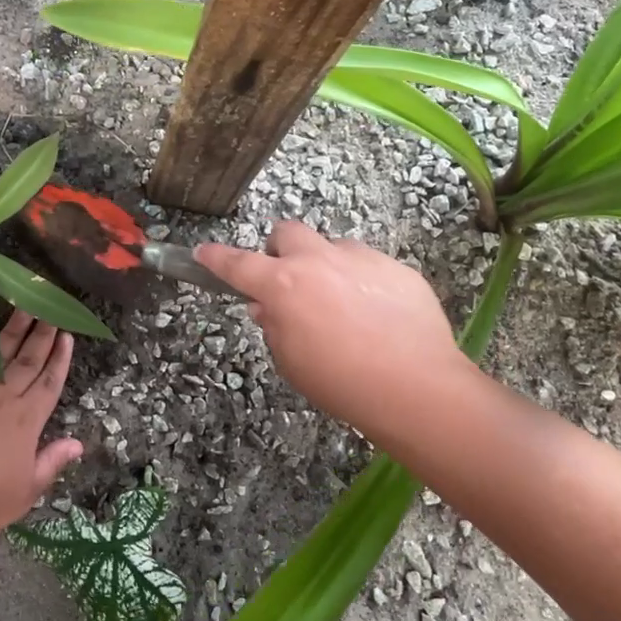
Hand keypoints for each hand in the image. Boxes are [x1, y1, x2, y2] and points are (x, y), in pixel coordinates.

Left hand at [0, 312, 82, 537]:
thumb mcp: (27, 490)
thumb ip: (52, 462)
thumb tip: (78, 443)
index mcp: (27, 421)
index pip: (49, 383)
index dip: (60, 359)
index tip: (67, 336)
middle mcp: (3, 398)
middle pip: (27, 361)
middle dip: (42, 336)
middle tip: (50, 312)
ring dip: (13, 330)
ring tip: (24, 309)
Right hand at [194, 222, 468, 439]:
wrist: (417, 389)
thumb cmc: (342, 383)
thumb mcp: (291, 363)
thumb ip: (274, 327)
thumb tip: (269, 308)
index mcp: (283, 284)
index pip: (237, 263)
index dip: (216, 258)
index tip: (204, 253)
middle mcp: (318, 260)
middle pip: (287, 232)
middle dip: (281, 250)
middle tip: (290, 281)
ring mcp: (361, 259)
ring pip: (333, 248)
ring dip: (328, 267)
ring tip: (345, 306)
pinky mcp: (398, 269)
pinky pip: (371, 266)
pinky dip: (366, 283)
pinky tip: (380, 318)